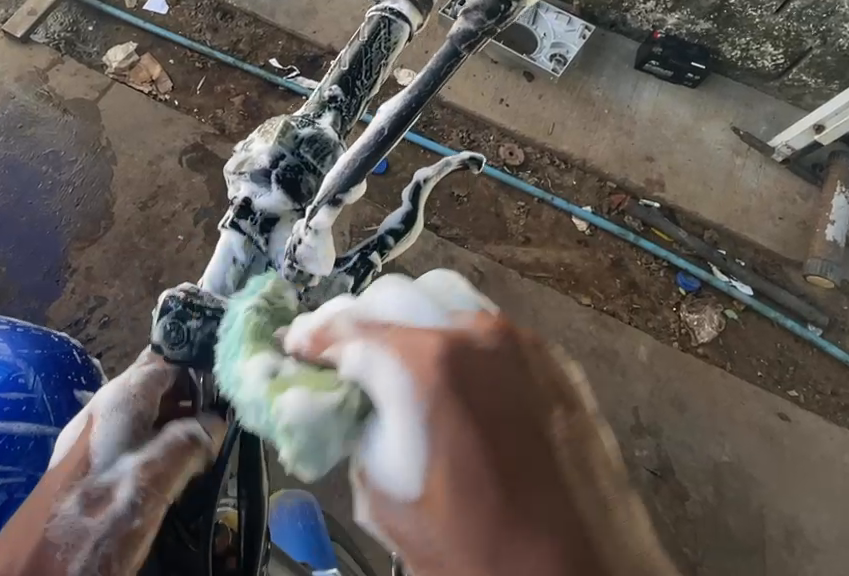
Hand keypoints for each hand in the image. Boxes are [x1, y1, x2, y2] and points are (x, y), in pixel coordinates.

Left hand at [0, 350, 224, 575]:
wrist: (35, 571)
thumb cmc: (96, 517)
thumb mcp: (151, 481)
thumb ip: (188, 443)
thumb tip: (217, 420)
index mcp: (121, 398)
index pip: (168, 357)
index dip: (201, 363)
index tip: (234, 379)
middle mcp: (107, 407)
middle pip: (160, 384)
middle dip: (196, 394)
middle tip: (232, 414)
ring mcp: (98, 436)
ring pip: (151, 413)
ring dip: (183, 421)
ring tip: (217, 441)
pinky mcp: (94, 466)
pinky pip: (140, 439)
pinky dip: (165, 444)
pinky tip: (185, 468)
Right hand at [285, 274, 678, 575]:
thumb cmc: (482, 552)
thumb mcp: (392, 504)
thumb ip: (358, 437)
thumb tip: (347, 406)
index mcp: (428, 364)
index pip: (352, 330)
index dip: (316, 337)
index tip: (296, 346)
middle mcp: (474, 332)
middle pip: (393, 297)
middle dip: (359, 322)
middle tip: (340, 354)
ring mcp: (519, 340)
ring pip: (443, 298)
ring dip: (408, 319)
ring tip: (393, 355)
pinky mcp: (552, 358)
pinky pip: (488, 325)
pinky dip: (456, 334)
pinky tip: (452, 372)